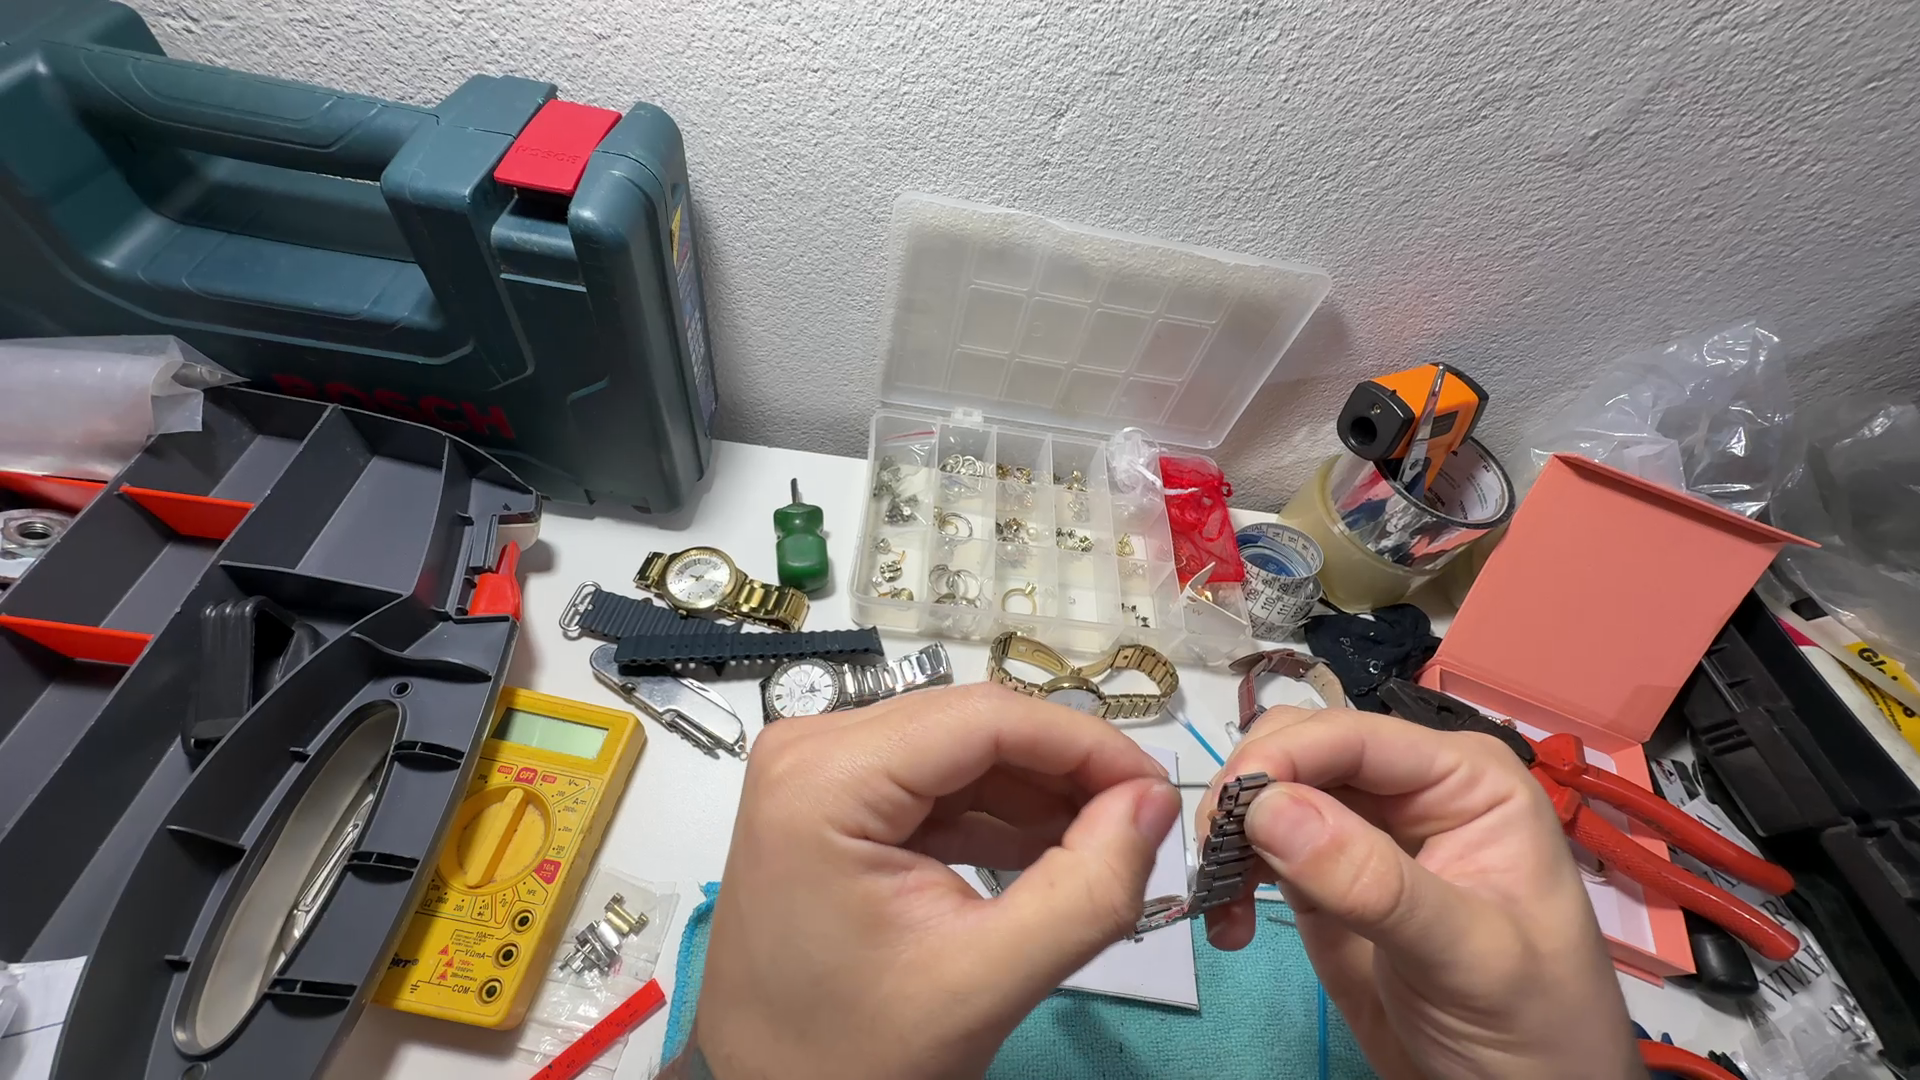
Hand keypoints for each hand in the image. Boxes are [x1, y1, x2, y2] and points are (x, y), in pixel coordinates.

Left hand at [688, 683, 1181, 1079]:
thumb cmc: (852, 1055)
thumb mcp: (983, 981)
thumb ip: (1087, 890)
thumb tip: (1155, 800)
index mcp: (826, 776)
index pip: (983, 718)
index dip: (1081, 742)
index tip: (1154, 785)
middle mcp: (812, 744)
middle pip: (970, 726)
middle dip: (1062, 769)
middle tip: (1136, 818)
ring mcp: (817, 763)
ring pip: (958, 748)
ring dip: (1034, 790)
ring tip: (1102, 838)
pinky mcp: (832, 789)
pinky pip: (932, 778)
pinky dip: (994, 810)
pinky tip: (1047, 844)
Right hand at [1203, 706, 1640, 1079]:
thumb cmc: (1532, 1031)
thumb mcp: (1469, 958)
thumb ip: (1373, 881)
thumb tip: (1267, 807)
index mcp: (1459, 777)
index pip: (1352, 736)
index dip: (1283, 757)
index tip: (1229, 806)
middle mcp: (1402, 784)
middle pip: (1295, 747)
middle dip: (1247, 790)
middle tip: (1217, 853)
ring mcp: (1356, 824)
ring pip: (1265, 787)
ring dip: (1228, 832)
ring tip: (1219, 896)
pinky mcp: (1318, 866)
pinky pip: (1254, 840)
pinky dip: (1228, 870)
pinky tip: (1228, 919)